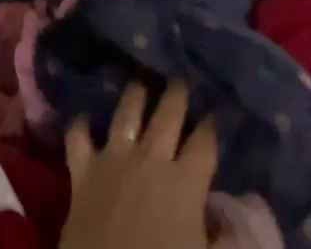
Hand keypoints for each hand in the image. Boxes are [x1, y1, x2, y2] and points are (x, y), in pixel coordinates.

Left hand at [60, 81, 220, 248]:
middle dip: (176, 93)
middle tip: (179, 77)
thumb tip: (232, 214)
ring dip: (134, 95)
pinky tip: (82, 117)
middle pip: (167, 115)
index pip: (205, 142)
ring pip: (125, 113)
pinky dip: (80, 125)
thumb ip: (224, 236)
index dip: (213, 124)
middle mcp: (150, 159)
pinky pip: (78, 137)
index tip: (219, 110)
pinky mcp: (82, 170)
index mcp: (185, 182)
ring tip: (139, 80)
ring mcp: (113, 159)